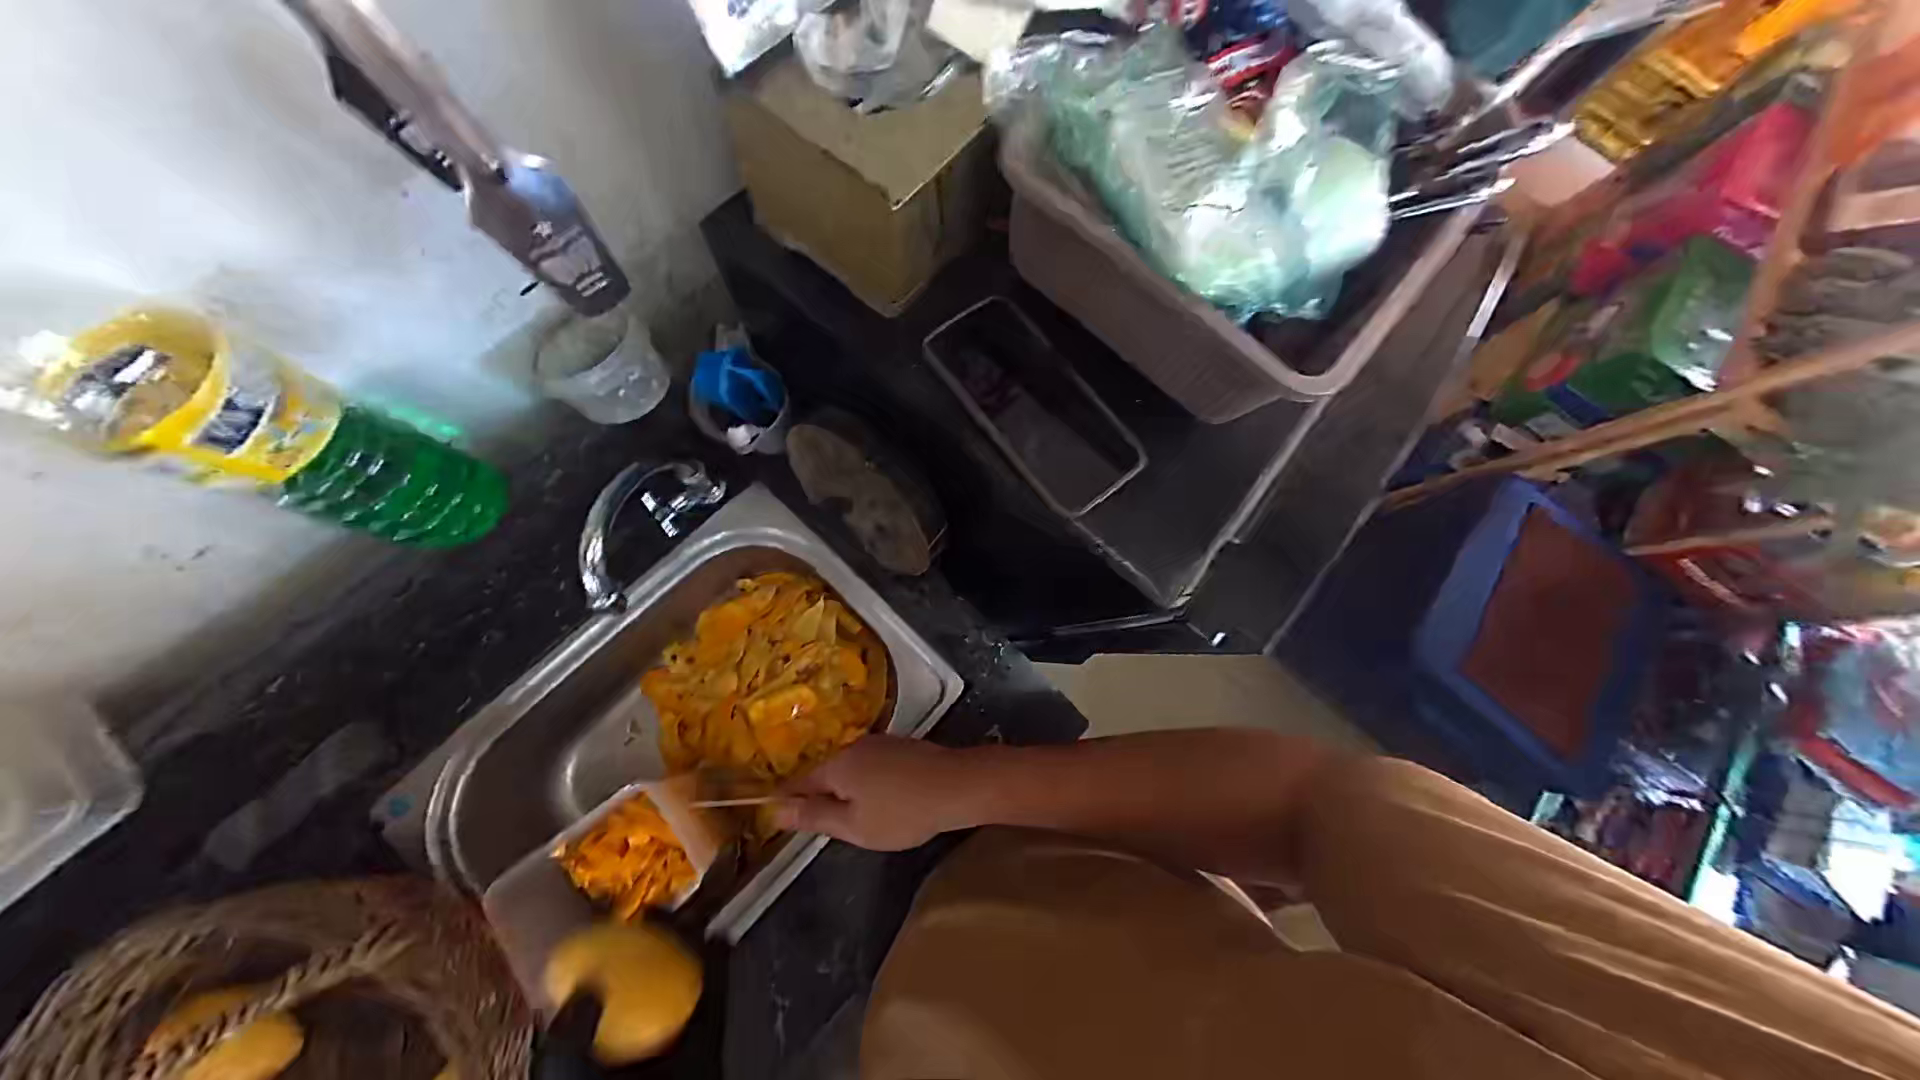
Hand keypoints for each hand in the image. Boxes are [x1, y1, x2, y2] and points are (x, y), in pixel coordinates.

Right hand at [774, 735, 977, 849]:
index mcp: (837, 765)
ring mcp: (881, 744)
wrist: (958, 785)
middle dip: (823, 798)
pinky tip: (887, 802)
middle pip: (826, 773)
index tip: (784, 821)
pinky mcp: (902, 747)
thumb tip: (774, 808)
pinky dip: (872, 784)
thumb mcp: (854, 826)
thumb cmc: (902, 812)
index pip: (798, 782)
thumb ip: (814, 816)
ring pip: (852, 770)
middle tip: (832, 829)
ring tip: (862, 819)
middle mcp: (855, 747)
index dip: (788, 802)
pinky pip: (874, 766)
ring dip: (850, 791)